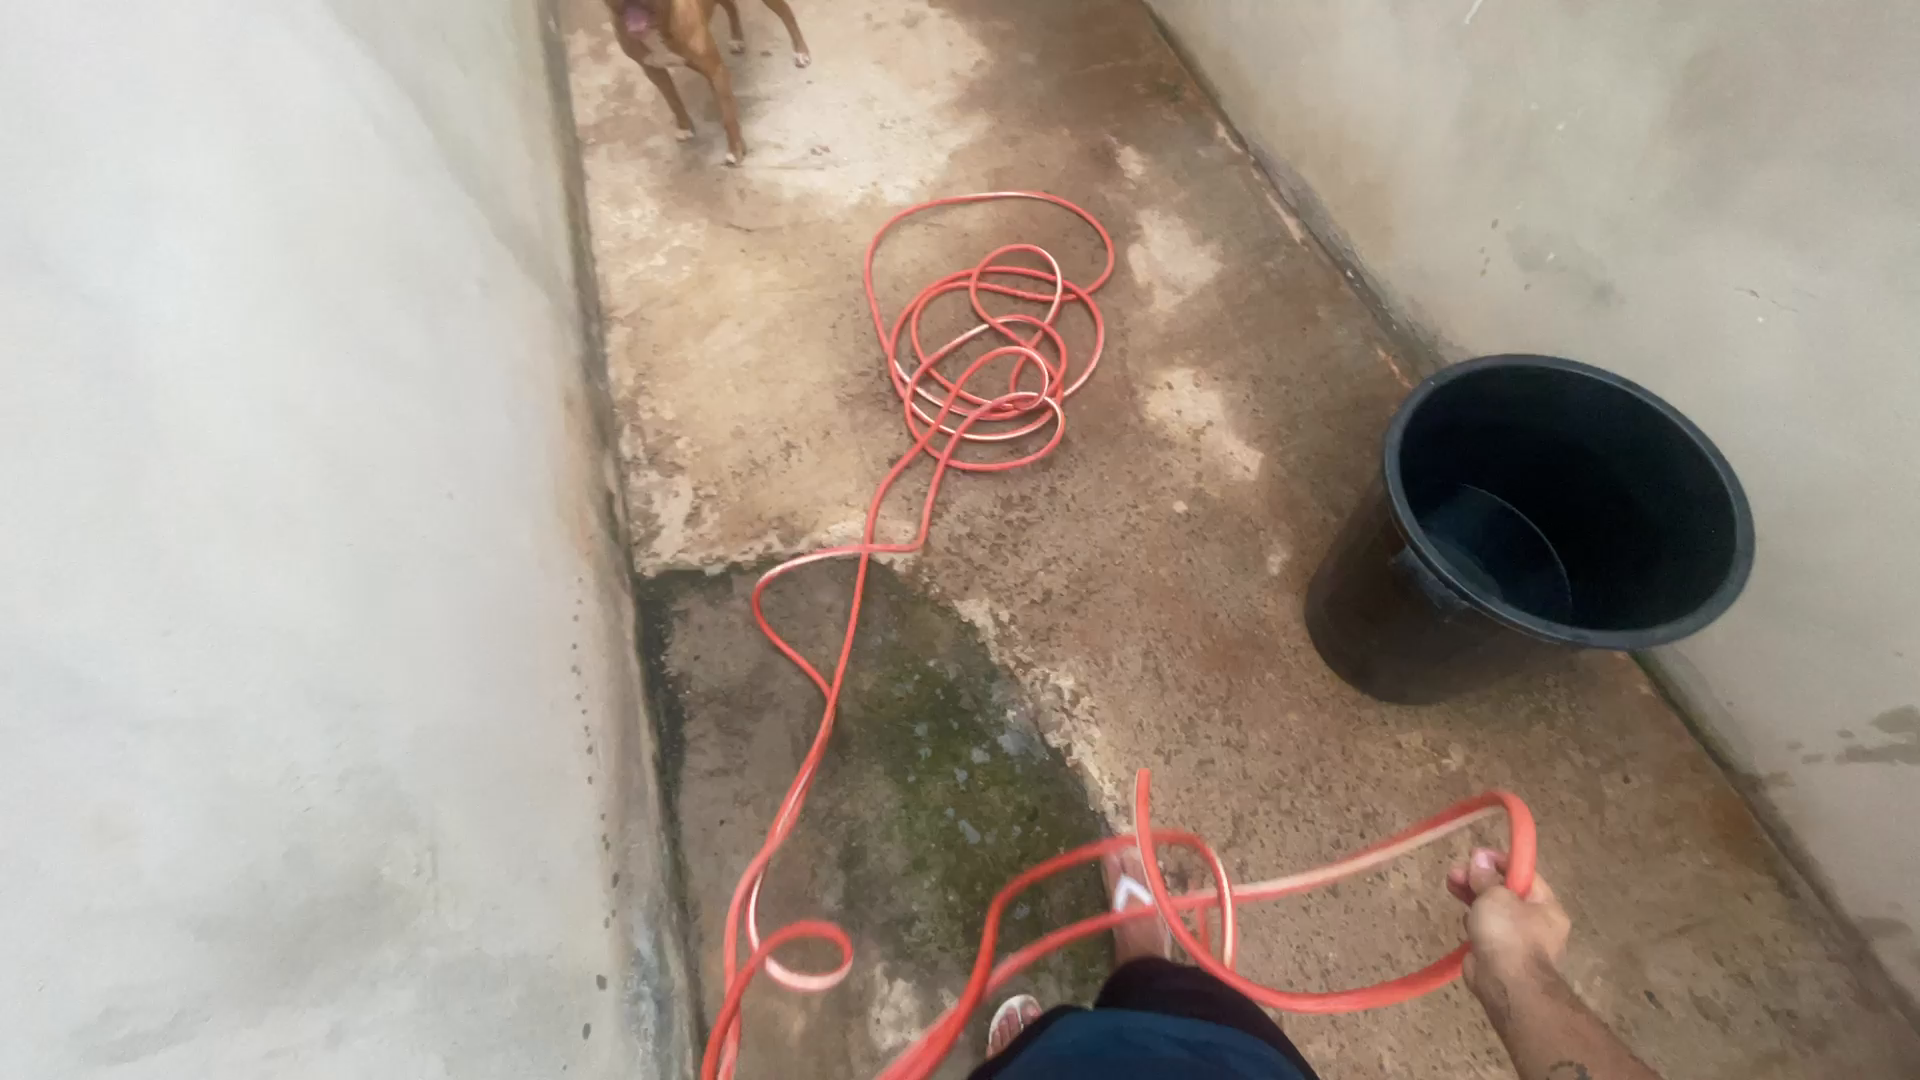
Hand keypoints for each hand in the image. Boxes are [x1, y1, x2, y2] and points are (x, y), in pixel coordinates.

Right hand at [1447, 847, 1570, 1002]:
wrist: (1505, 983)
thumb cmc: (1508, 933)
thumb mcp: (1495, 895)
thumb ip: (1486, 876)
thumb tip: (1480, 858)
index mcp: (1546, 907)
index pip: (1524, 874)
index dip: (1499, 861)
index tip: (1475, 855)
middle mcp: (1536, 921)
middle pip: (1504, 889)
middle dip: (1478, 878)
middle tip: (1455, 872)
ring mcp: (1517, 937)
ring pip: (1491, 906)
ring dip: (1471, 894)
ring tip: (1450, 885)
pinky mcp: (1498, 949)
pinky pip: (1485, 925)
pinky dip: (1473, 918)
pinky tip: (1464, 918)